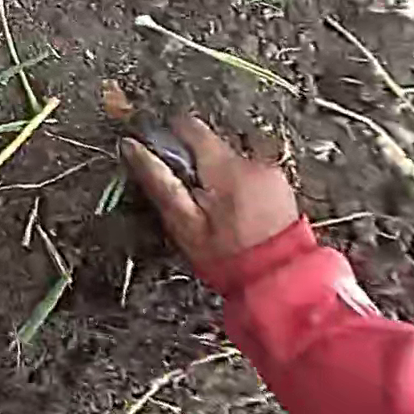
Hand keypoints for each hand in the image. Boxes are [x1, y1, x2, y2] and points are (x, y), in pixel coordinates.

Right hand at [121, 115, 299, 270]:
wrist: (283, 287)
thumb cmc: (227, 258)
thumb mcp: (184, 223)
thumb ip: (158, 180)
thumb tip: (130, 146)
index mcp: (224, 166)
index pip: (189, 126)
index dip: (170, 137)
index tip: (164, 159)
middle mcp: (250, 160)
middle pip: (209, 145)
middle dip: (195, 165)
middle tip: (191, 200)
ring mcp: (269, 171)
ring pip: (228, 160)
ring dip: (217, 177)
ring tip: (216, 213)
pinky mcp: (281, 184)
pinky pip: (249, 173)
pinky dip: (238, 186)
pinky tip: (238, 215)